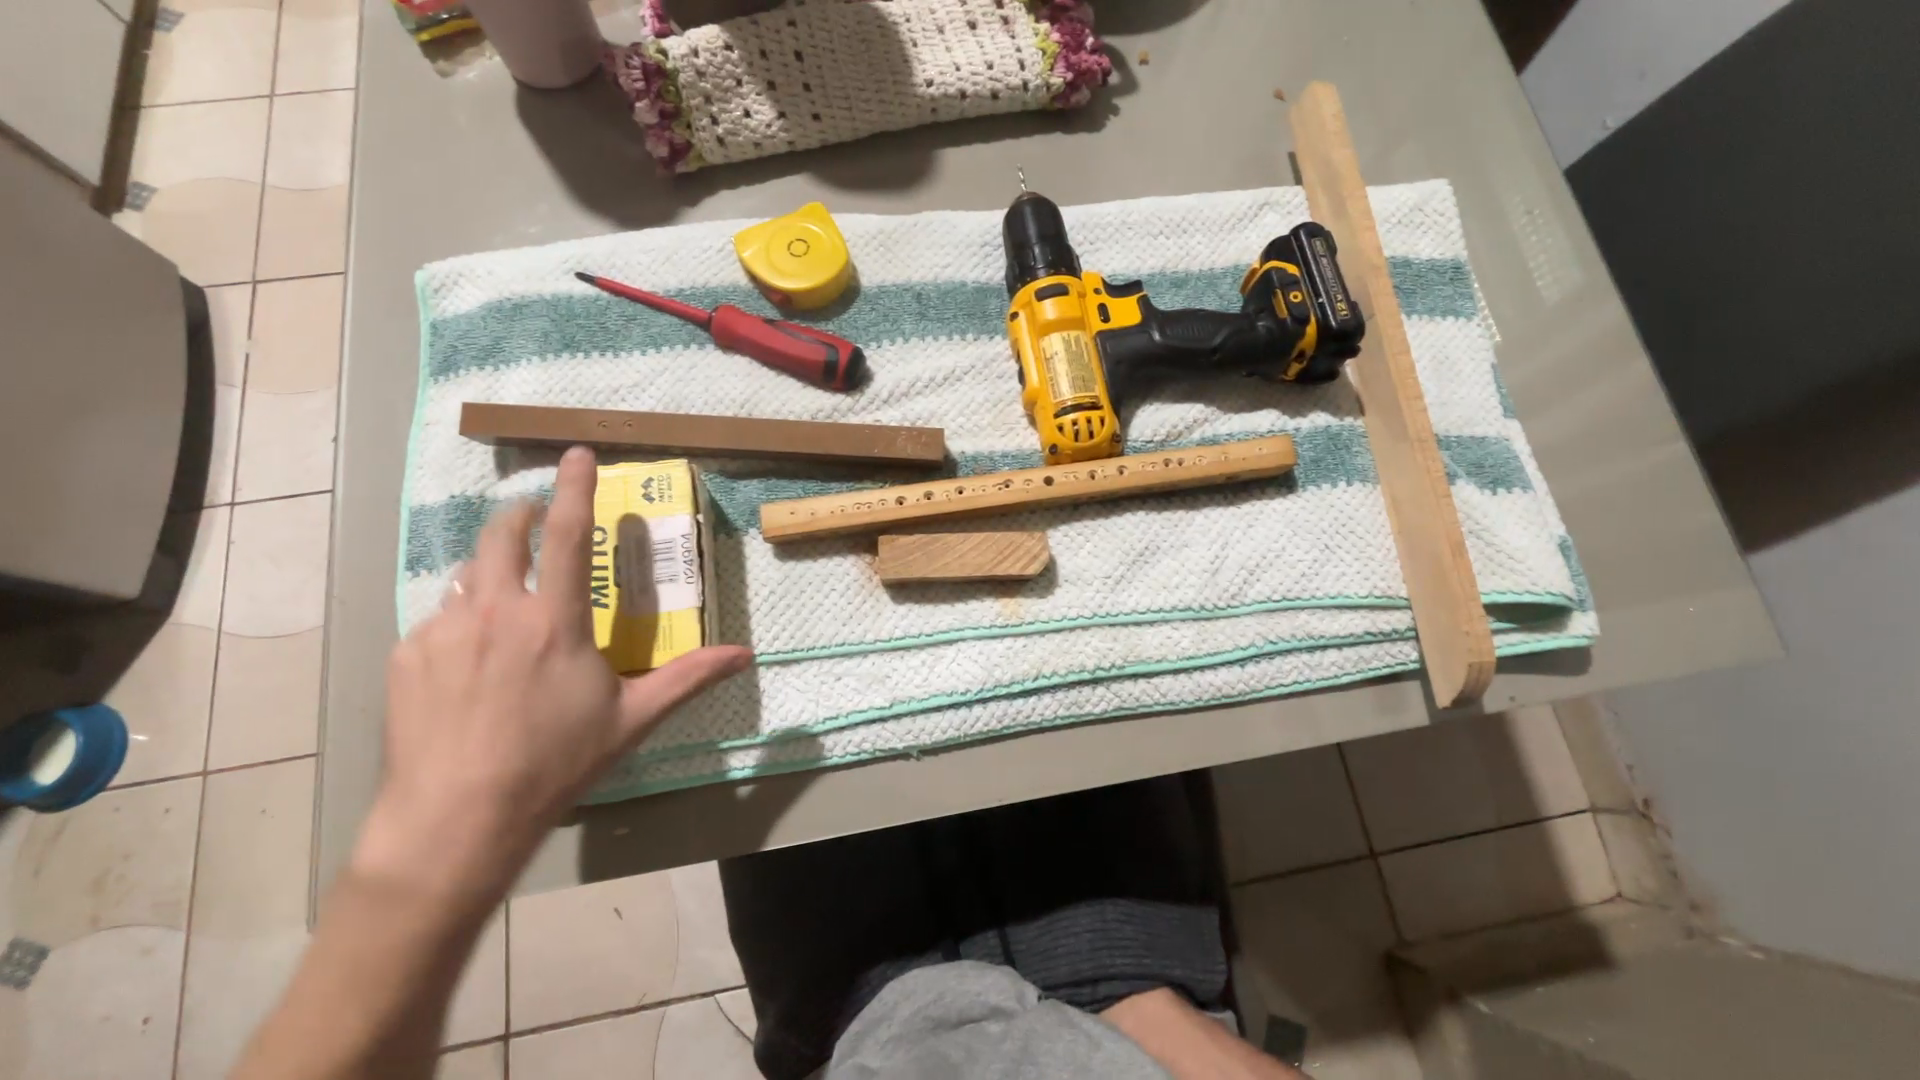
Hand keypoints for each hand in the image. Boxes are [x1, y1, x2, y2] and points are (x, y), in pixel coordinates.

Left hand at [353, 446, 750, 903]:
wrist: (458, 815)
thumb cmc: (555, 763)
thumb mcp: (630, 719)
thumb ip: (687, 678)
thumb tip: (744, 655)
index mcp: (553, 619)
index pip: (567, 534)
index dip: (576, 487)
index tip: (578, 453)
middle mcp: (495, 610)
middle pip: (501, 536)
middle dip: (519, 516)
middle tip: (532, 520)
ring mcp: (442, 631)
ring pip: (466, 580)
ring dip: (489, 578)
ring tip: (504, 610)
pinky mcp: (406, 657)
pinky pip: (436, 623)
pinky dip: (458, 628)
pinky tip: (467, 669)